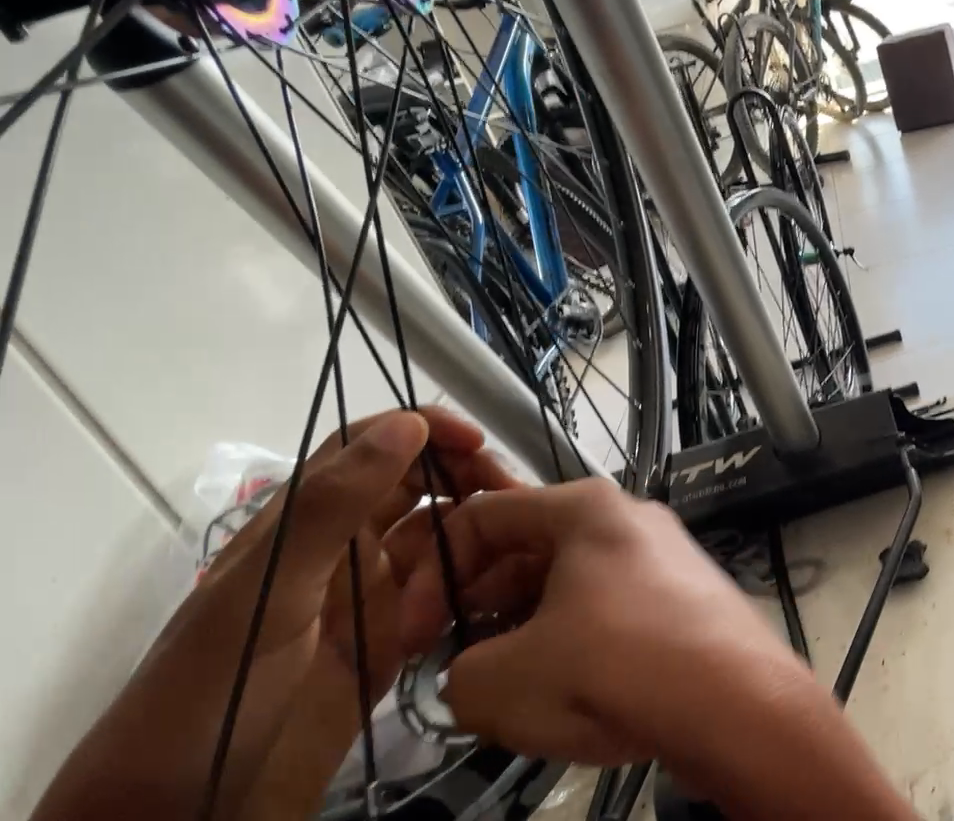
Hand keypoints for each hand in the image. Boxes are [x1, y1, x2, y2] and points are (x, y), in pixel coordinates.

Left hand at [31, 407, 513, 820]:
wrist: (183, 814)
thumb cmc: (211, 692)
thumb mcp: (268, 591)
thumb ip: (335, 507)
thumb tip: (411, 422)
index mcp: (301, 522)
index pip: (368, 446)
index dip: (425, 430)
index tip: (479, 440)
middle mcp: (342, 547)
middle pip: (418, 485)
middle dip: (468, 477)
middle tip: (516, 497)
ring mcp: (371, 594)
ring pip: (441, 535)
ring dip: (480, 529)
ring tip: (520, 543)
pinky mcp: (395, 638)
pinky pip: (449, 590)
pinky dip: (478, 579)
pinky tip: (503, 586)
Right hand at [395, 482, 916, 820]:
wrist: (735, 701)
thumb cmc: (613, 667)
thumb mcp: (499, 680)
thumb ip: (457, 671)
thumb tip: (472, 672)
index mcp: (586, 506)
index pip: (484, 515)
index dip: (431, 573)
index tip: (410, 636)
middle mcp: (629, 518)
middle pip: (528, 549)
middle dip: (479, 604)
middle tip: (454, 661)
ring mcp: (665, 556)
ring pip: (570, 585)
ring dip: (526, 630)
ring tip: (508, 686)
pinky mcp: (687, 597)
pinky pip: (611, 610)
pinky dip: (577, 642)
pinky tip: (569, 692)